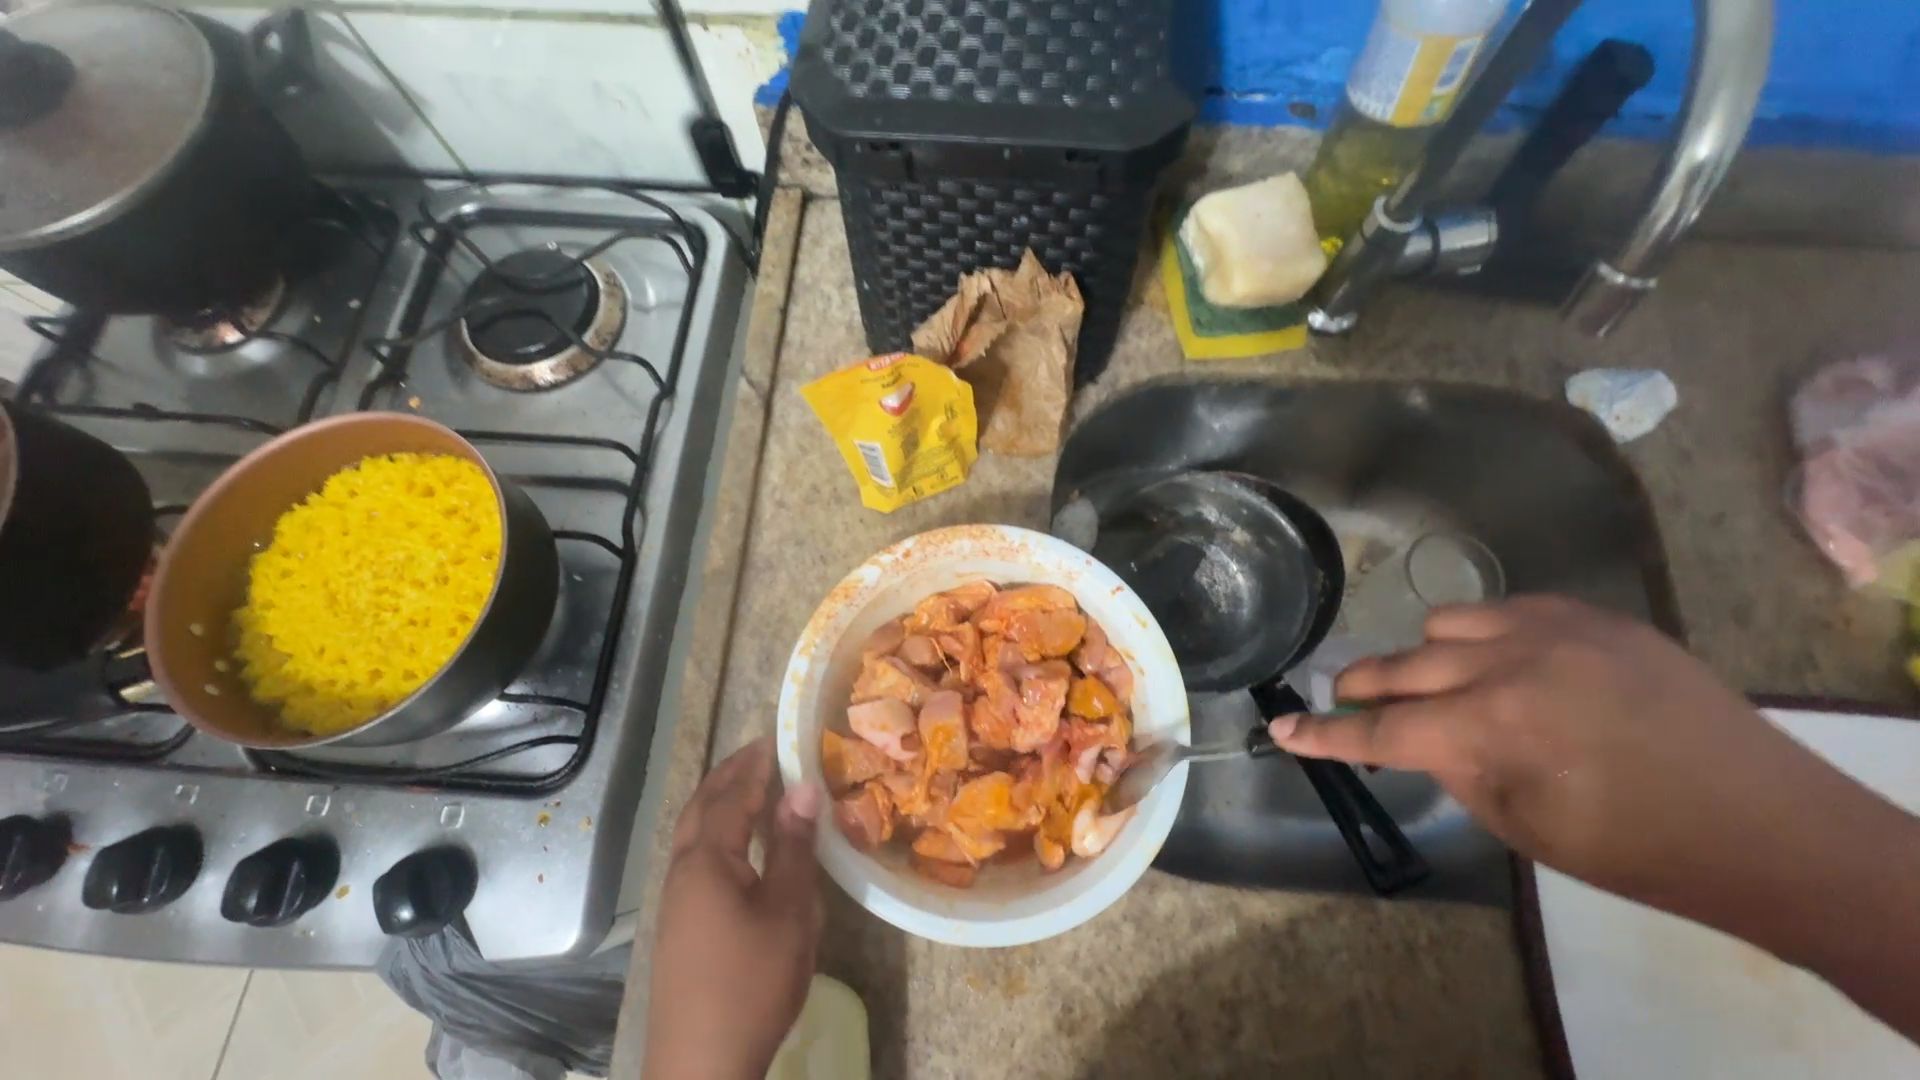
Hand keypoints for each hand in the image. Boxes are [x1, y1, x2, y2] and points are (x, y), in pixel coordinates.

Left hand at [645, 738, 822, 1079]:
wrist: (701, 1066)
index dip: (755, 765)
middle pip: (702, 808)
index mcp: (707, 860)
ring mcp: (676, 902)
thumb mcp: (787, 912)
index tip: (776, 738)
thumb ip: (794, 847)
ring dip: (721, 805)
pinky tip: (740, 851)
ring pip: (694, 835)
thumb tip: (803, 788)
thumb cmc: (751, 982)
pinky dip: (718, 835)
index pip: (732, 796)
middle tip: (761, 755)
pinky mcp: (679, 928)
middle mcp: (682, 872)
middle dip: (730, 777)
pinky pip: (697, 860)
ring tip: (753, 792)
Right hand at [1268, 596, 1899, 924]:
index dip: (1324, 733)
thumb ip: (1452, 766)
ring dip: (1427, 657)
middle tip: (1346, 700)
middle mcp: (1512, 664)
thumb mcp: (1522, 825)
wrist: (1773, 829)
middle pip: (1399, 665)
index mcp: (1495, 730)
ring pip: (1444, 623)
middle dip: (1361, 686)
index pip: (1381, 729)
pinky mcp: (1595, 616)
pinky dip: (1484, 634)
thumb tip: (1413, 734)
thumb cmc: (1638, 851)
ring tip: (1444, 686)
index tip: (1280, 728)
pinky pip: (1505, 607)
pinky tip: (1503, 662)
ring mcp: (1556, 630)